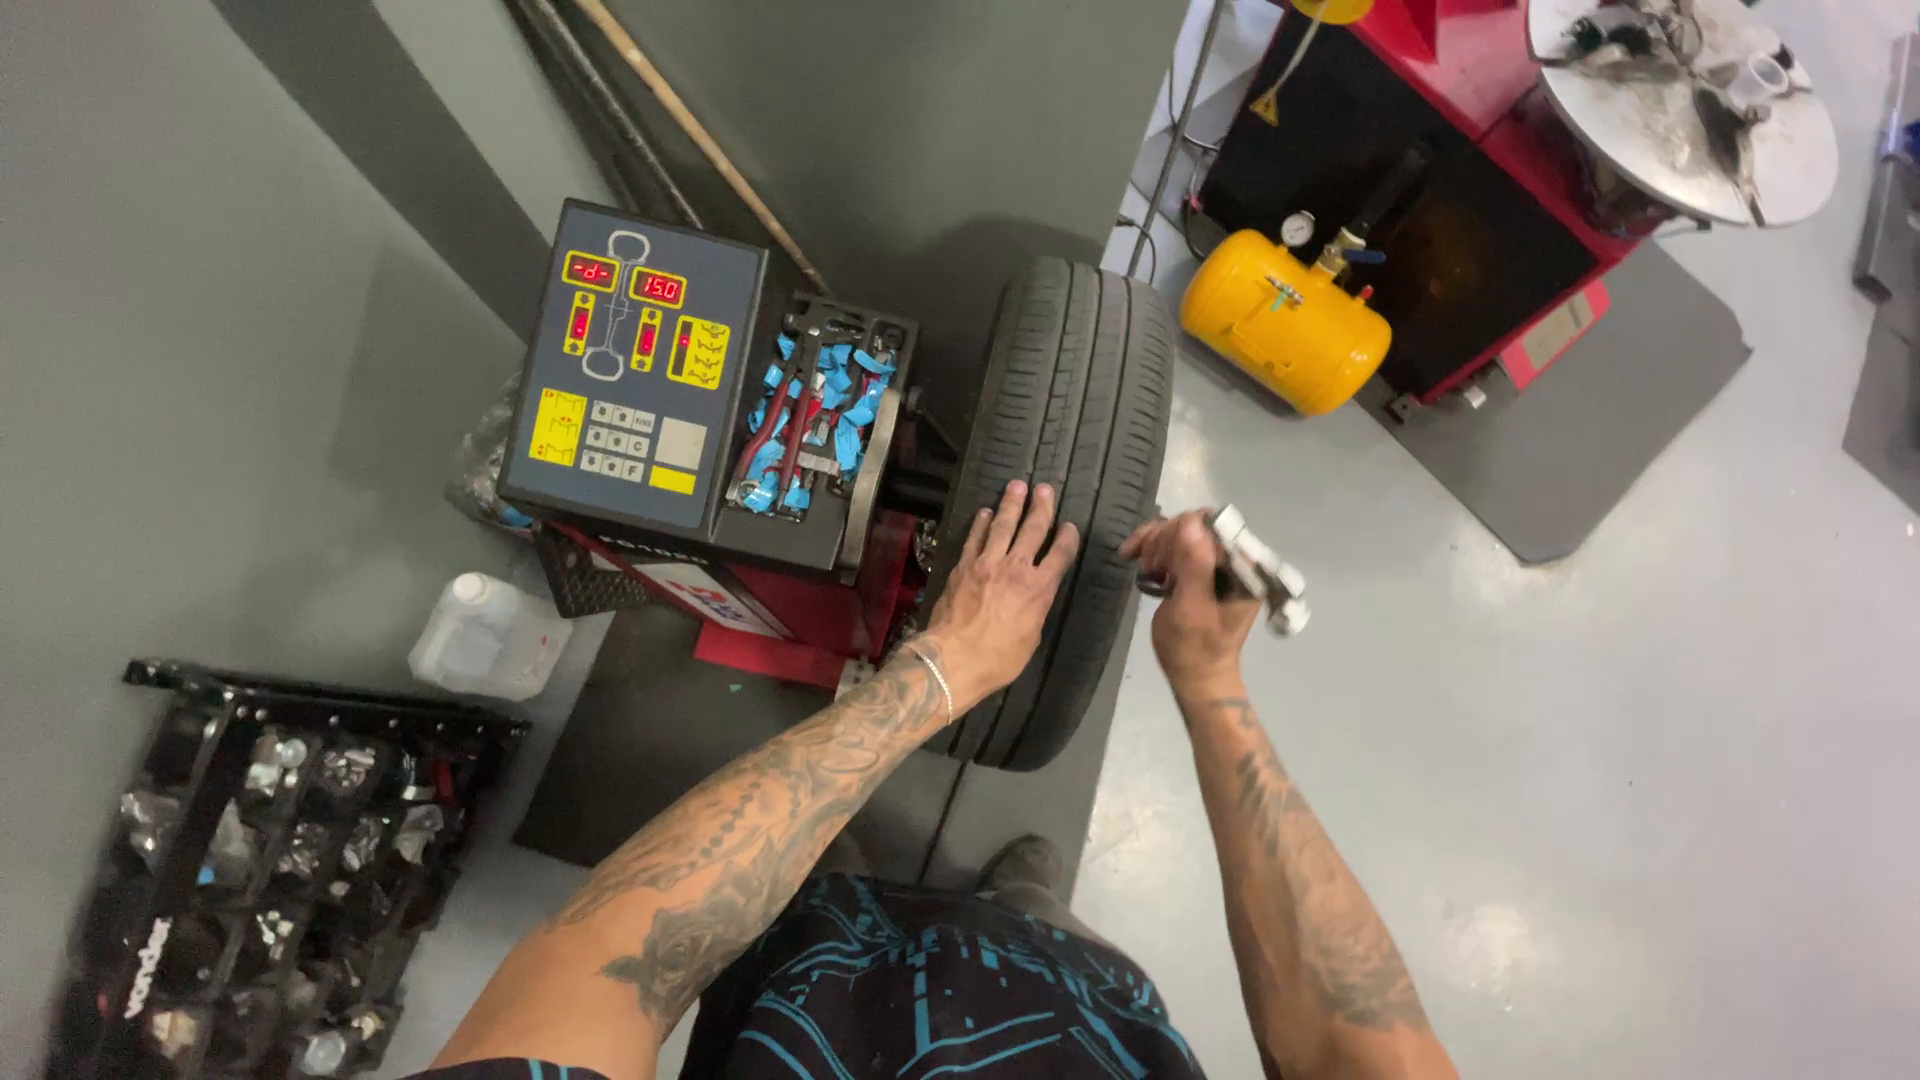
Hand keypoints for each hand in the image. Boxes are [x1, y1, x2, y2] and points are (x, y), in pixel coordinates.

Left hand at [920, 481, 1079, 714]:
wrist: (954, 658)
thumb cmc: (998, 658)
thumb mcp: (1031, 638)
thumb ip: (1035, 610)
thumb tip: (1034, 598)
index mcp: (1039, 589)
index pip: (1060, 554)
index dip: (1067, 537)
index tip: (1069, 526)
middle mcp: (1017, 569)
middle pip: (1033, 531)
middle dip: (1041, 508)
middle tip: (1045, 489)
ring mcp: (988, 563)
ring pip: (1003, 526)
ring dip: (1011, 504)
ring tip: (1017, 486)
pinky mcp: (964, 565)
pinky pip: (975, 538)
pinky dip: (981, 523)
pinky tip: (986, 512)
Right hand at [1119, 510, 1260, 688]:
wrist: (1194, 676)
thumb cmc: (1194, 650)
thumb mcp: (1192, 610)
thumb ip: (1194, 566)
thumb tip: (1189, 523)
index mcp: (1244, 569)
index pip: (1213, 526)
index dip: (1181, 533)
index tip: (1158, 559)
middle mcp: (1235, 560)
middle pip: (1195, 525)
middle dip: (1165, 540)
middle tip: (1150, 569)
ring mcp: (1216, 563)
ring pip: (1181, 531)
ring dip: (1156, 544)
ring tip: (1146, 570)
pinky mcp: (1199, 569)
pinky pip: (1175, 544)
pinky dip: (1152, 549)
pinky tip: (1138, 561)